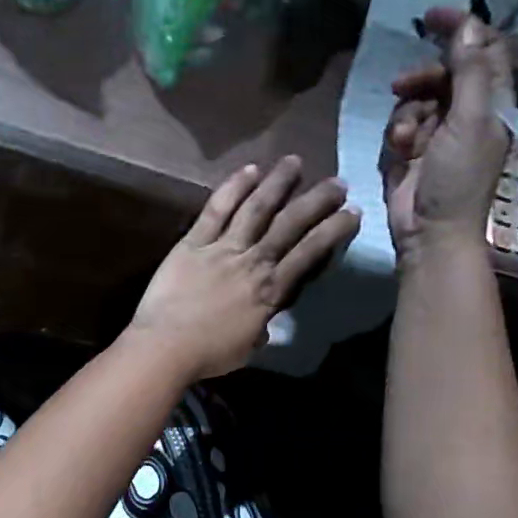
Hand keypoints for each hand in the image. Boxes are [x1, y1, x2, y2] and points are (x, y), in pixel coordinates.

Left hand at [127, 156, 360, 379]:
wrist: (165, 346)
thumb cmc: (207, 355)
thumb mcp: (247, 347)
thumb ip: (259, 326)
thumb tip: (263, 320)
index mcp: (269, 292)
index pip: (308, 255)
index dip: (332, 232)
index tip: (351, 213)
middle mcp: (252, 263)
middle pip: (289, 225)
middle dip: (316, 201)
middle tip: (337, 182)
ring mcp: (222, 249)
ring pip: (256, 209)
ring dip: (278, 183)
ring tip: (295, 162)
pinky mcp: (193, 243)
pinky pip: (216, 210)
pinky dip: (234, 188)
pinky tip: (251, 170)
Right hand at [382, 8, 512, 263]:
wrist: (432, 233)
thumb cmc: (458, 179)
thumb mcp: (471, 120)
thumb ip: (471, 71)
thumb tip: (469, 24)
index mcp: (493, 104)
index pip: (484, 51)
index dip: (462, 29)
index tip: (431, 17)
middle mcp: (467, 115)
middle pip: (444, 74)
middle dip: (422, 77)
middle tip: (402, 85)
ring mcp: (437, 135)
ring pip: (417, 100)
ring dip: (406, 112)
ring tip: (405, 137)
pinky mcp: (411, 153)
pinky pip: (401, 126)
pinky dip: (397, 134)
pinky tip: (398, 150)